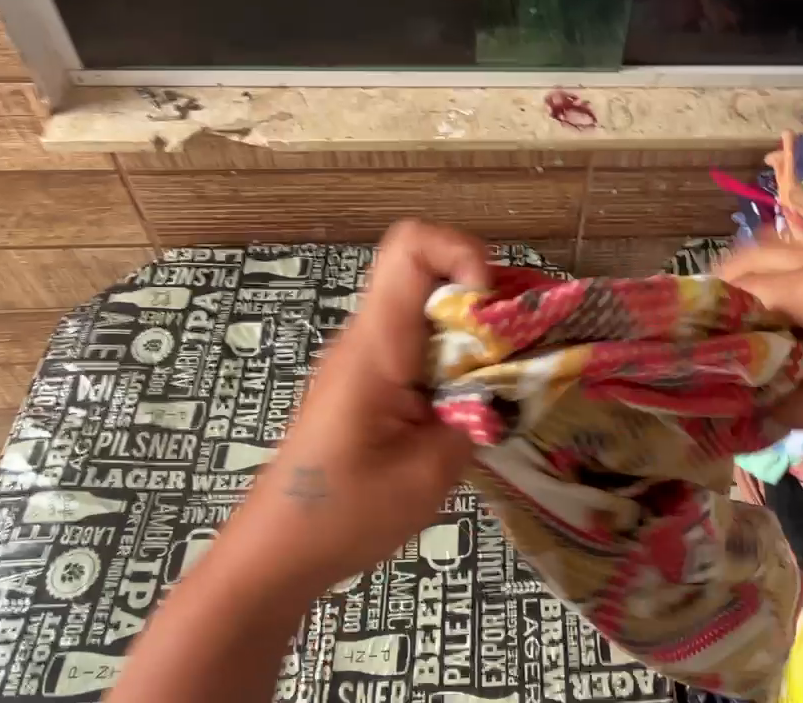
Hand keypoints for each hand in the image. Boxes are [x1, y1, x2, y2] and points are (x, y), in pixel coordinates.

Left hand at [224, 220, 488, 591]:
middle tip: (529, 333)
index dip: (463, 252)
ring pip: (426, 302)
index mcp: (377, 343)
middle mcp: (368, 334)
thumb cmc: (345, 514)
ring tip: (515, 363)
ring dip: (475, 322)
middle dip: (486, 290)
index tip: (496, 303)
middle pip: (428, 268)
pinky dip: (456, 349)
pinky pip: (418, 337)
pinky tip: (478, 392)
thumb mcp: (431, 471)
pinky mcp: (368, 377)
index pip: (411, 247)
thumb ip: (480, 412)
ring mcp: (365, 354)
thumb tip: (517, 375)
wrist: (274, 554)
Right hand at [718, 215, 802, 431]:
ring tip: (751, 284)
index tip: (690, 328)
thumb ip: (790, 407)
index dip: (712, 307)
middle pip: (761, 256)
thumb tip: (753, 412)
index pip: (742, 289)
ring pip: (797, 237)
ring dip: (767, 256)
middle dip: (729, 280)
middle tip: (712, 315)